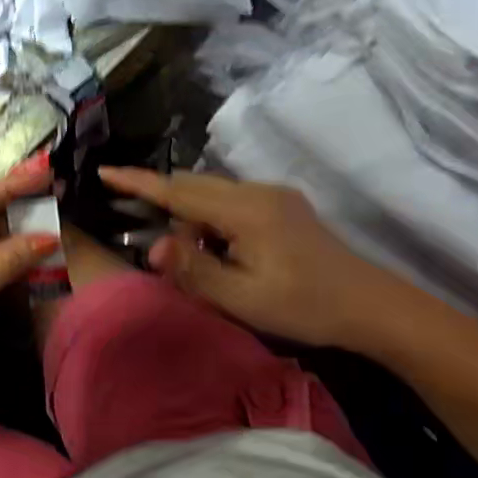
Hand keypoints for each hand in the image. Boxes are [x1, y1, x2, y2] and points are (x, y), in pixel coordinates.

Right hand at [99, 167, 430, 352]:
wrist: (372, 306)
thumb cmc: (304, 306)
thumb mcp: (243, 298)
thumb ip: (194, 270)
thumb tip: (153, 246)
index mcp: (245, 210)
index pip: (178, 191)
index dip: (138, 182)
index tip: (104, 171)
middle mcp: (257, 191)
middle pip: (194, 186)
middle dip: (168, 210)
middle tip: (163, 251)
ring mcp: (273, 195)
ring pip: (213, 195)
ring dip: (194, 221)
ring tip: (204, 266)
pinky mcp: (283, 205)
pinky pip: (232, 202)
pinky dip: (214, 221)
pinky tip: (226, 254)